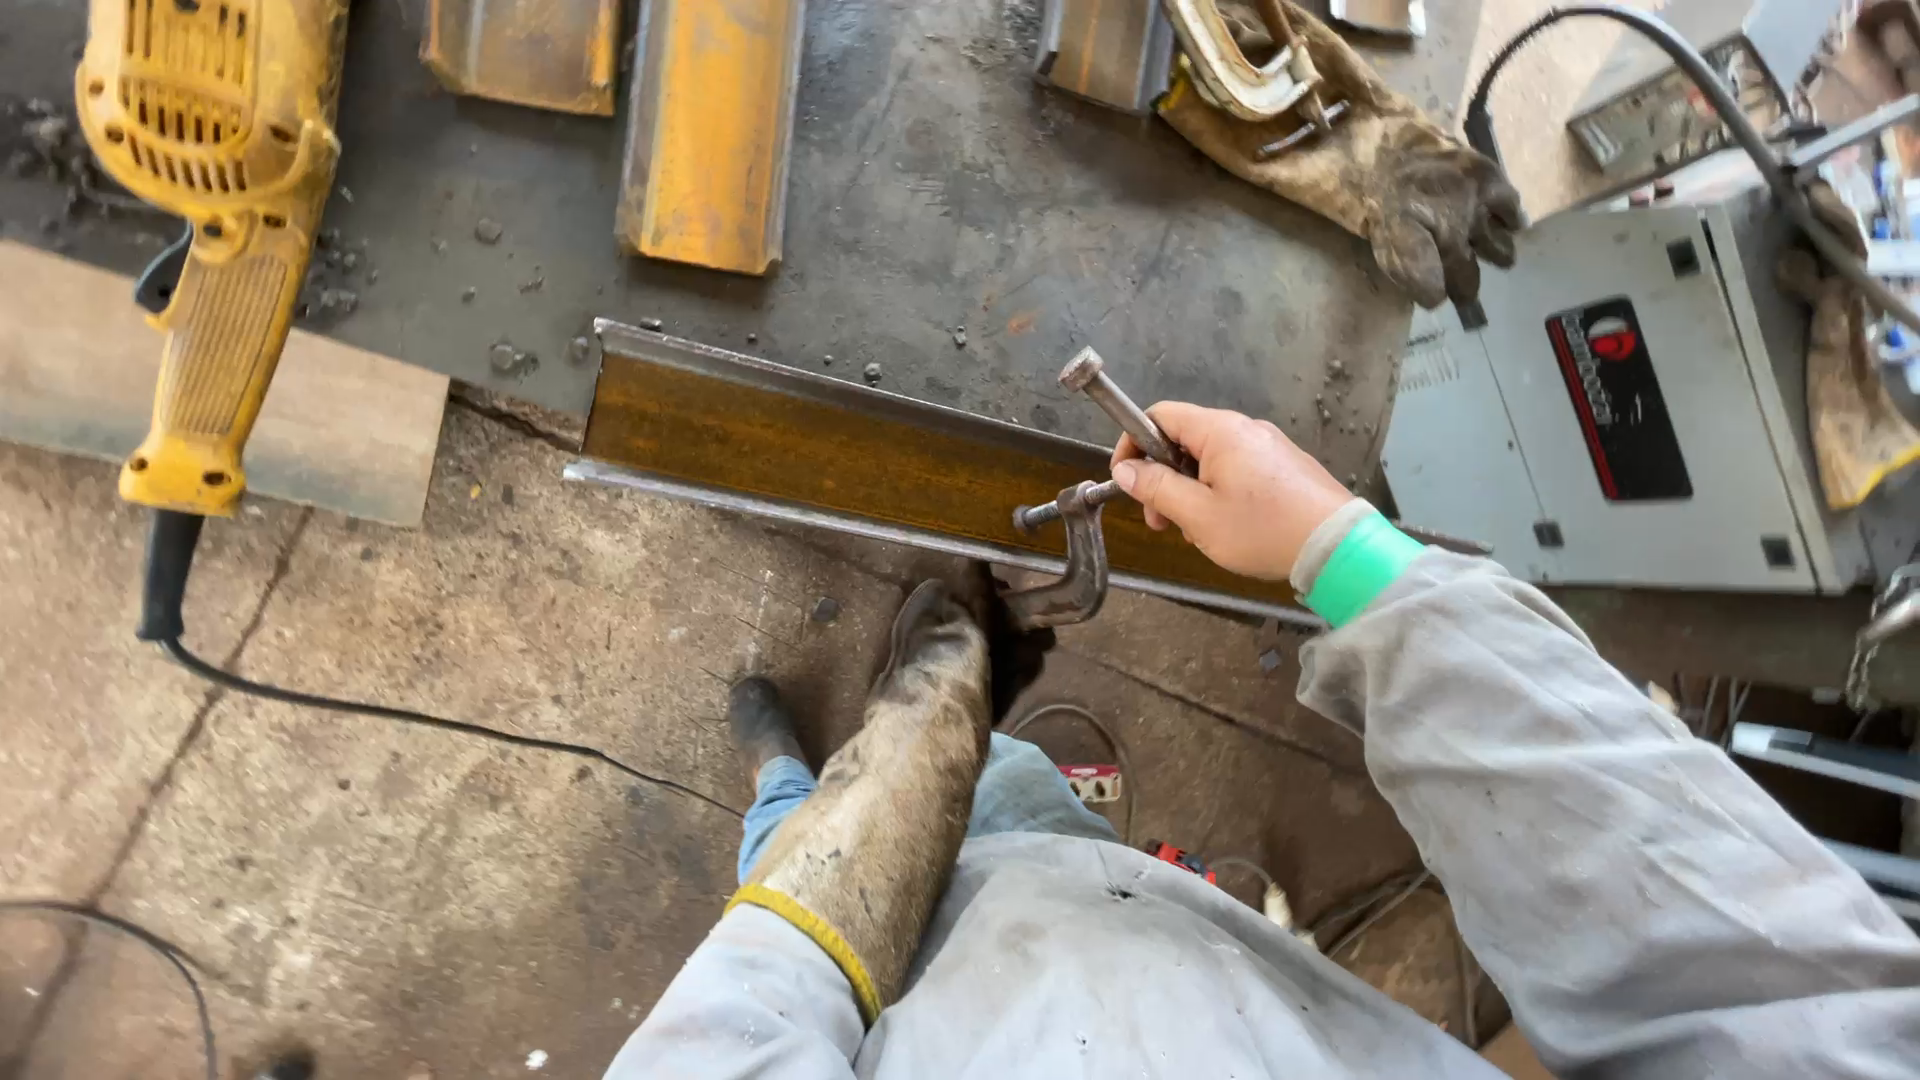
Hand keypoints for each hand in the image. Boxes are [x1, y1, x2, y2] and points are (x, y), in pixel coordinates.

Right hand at [1109, 403, 1354, 580]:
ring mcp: (1268, 447)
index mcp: (1220, 431)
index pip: (1161, 416)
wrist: (1338, 547)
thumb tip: (1124, 470)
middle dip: (1162, 478)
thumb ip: (1156, 488)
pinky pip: (1235, 471)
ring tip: (1194, 532)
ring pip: (1208, 461)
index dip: (1133, 443)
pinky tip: (1224, 527)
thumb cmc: (1261, 529)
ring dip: (1188, 492)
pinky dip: (1216, 494)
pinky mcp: (1284, 467)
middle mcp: (1245, 429)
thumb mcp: (1197, 515)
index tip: (1125, 480)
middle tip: (1159, 521)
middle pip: (1184, 441)